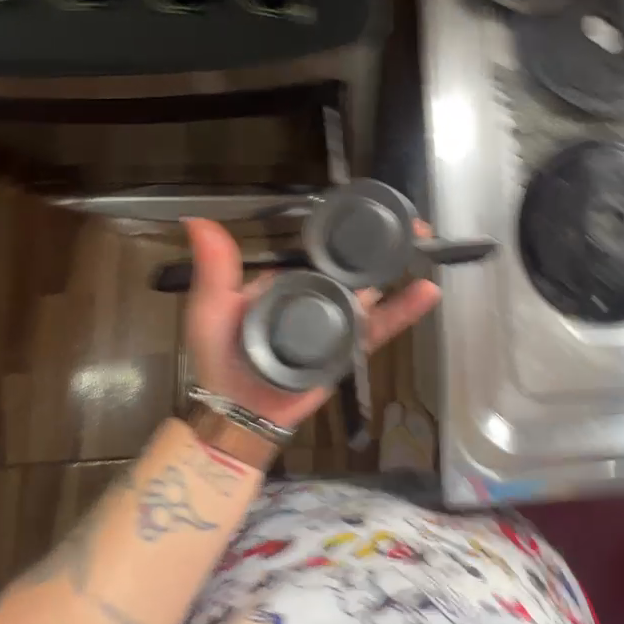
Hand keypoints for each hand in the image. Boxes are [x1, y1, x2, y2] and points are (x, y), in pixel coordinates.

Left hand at [182, 218, 441, 429]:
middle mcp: (317, 293)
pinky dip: (404, 310)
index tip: (370, 209)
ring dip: (400, 267)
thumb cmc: (221, 358)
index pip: (320, 246)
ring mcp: (338, 319)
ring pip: (373, 288)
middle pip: (355, 263)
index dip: (346, 227)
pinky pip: (380, 326)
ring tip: (427, 245)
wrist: (239, 415)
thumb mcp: (211, 308)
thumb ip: (214, 268)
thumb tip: (196, 219)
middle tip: (414, 224)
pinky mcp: (351, 347)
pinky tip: (427, 292)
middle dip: (384, 242)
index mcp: (287, 278)